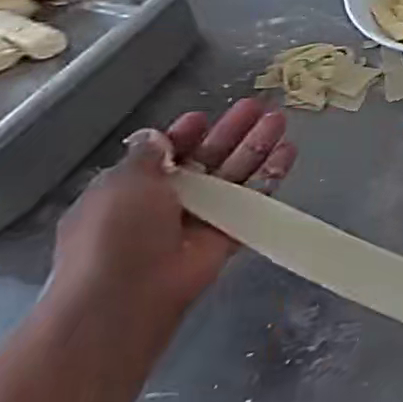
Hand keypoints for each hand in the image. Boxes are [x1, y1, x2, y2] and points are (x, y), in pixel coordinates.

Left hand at [51, 98, 297, 321]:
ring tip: (279, 119)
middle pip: (207, 158)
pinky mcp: (230, 232)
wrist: (128, 295)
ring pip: (234, 173)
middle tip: (258, 106)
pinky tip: (288, 152)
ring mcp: (201, 216)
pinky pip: (254, 198)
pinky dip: (271, 174)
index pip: (166, 153)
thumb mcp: (121, 184)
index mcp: (132, 189)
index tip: (204, 117)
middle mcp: (168, 201)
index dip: (186, 134)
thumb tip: (158, 136)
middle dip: (231, 131)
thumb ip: (147, 156)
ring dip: (256, 145)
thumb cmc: (114, 233)